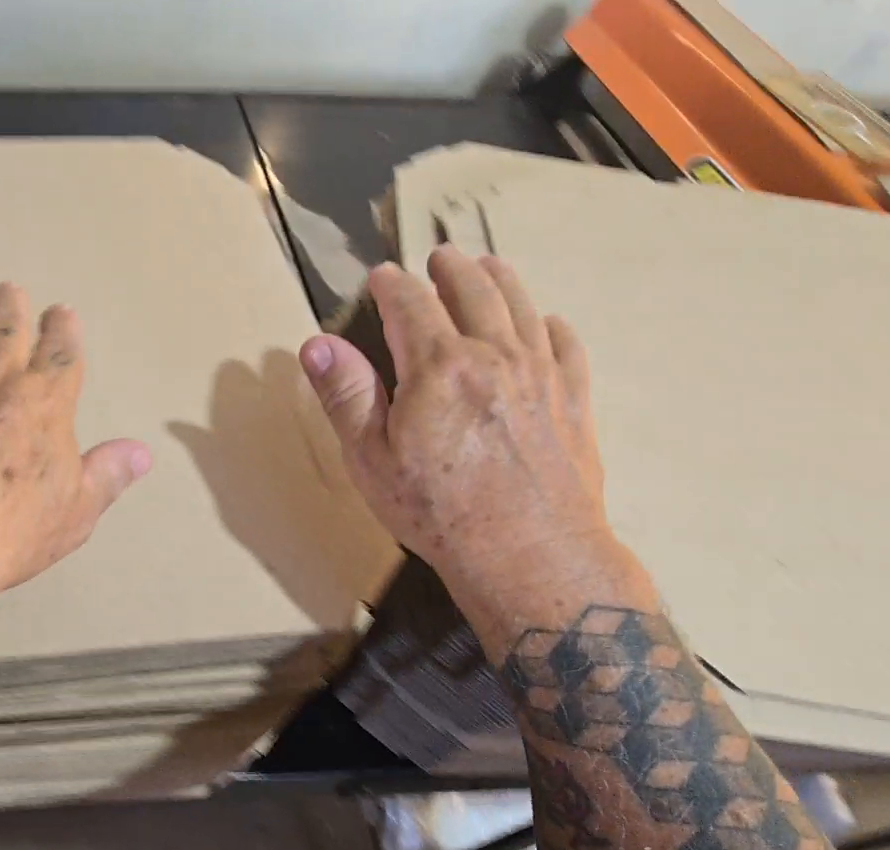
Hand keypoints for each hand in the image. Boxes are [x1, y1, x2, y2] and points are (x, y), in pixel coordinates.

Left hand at [0, 283, 150, 638]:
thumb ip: (105, 477)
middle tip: (9, 294)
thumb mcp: (71, 517)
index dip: (64, 330)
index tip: (62, 314)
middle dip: (11, 307)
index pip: (61, 352)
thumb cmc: (2, 535)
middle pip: (6, 326)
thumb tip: (140, 451)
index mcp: (43, 402)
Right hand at [299, 246, 649, 651]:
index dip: (392, 285)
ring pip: (521, 306)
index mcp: (437, 367)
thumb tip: (316, 344)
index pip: (411, 305)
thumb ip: (346, 395)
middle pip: (473, 291)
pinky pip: (564, 343)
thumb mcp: (371, 459)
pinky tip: (544, 321)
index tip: (380, 275)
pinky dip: (548, 322)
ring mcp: (541, 374)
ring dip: (500, 279)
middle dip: (450, 269)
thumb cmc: (437, 510)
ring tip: (487, 266)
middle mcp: (494, 355)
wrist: (528, 552)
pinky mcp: (573, 399)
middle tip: (438, 257)